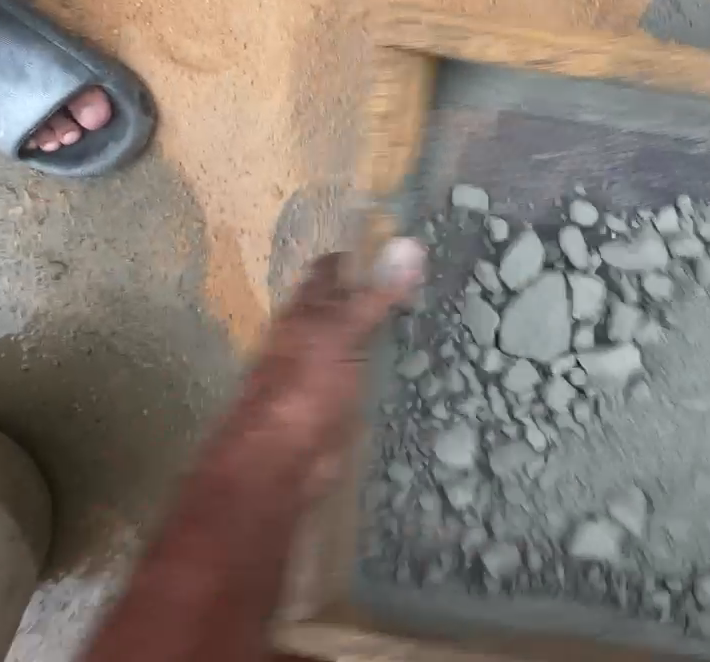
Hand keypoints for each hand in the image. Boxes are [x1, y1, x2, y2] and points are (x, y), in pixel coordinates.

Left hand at [239, 239, 425, 492]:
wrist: (279, 464)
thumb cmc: (305, 387)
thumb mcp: (344, 331)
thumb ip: (377, 294)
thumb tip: (412, 246)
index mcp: (305, 310)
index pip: (333, 268)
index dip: (362, 254)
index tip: (404, 249)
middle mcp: (312, 335)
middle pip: (348, 301)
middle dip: (381, 290)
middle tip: (428, 283)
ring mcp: (326, 370)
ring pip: (360, 336)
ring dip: (386, 327)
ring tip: (430, 315)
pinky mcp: (340, 400)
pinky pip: (368, 371)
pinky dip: (388, 362)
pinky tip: (413, 361)